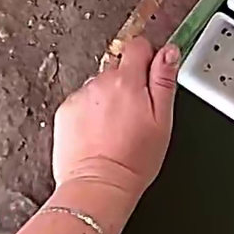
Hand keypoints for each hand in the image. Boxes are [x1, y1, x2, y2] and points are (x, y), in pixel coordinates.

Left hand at [51, 38, 179, 201]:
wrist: (98, 187)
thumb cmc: (134, 158)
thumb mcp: (163, 118)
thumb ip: (164, 79)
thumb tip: (169, 52)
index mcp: (128, 80)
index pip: (137, 46)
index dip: (147, 57)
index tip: (150, 73)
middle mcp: (101, 83)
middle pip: (118, 66)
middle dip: (128, 81)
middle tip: (135, 110)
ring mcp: (80, 97)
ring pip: (100, 84)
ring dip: (108, 96)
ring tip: (116, 125)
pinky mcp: (65, 112)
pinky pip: (82, 100)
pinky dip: (90, 111)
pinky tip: (99, 131)